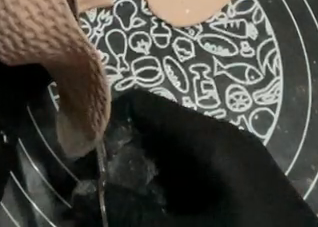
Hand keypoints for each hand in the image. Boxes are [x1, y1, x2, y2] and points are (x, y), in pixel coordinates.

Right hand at [84, 90, 317, 226]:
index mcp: (212, 139)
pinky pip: (189, 184)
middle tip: (89, 191)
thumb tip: (78, 197)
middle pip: (153, 132)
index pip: (142, 103)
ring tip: (113, 209)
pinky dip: (164, 199)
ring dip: (138, 182)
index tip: (75, 154)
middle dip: (117, 159)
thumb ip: (132, 215)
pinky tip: (150, 218)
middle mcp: (222, 143)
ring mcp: (235, 171)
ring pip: (169, 161)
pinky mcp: (241, 198)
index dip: (104, 121)